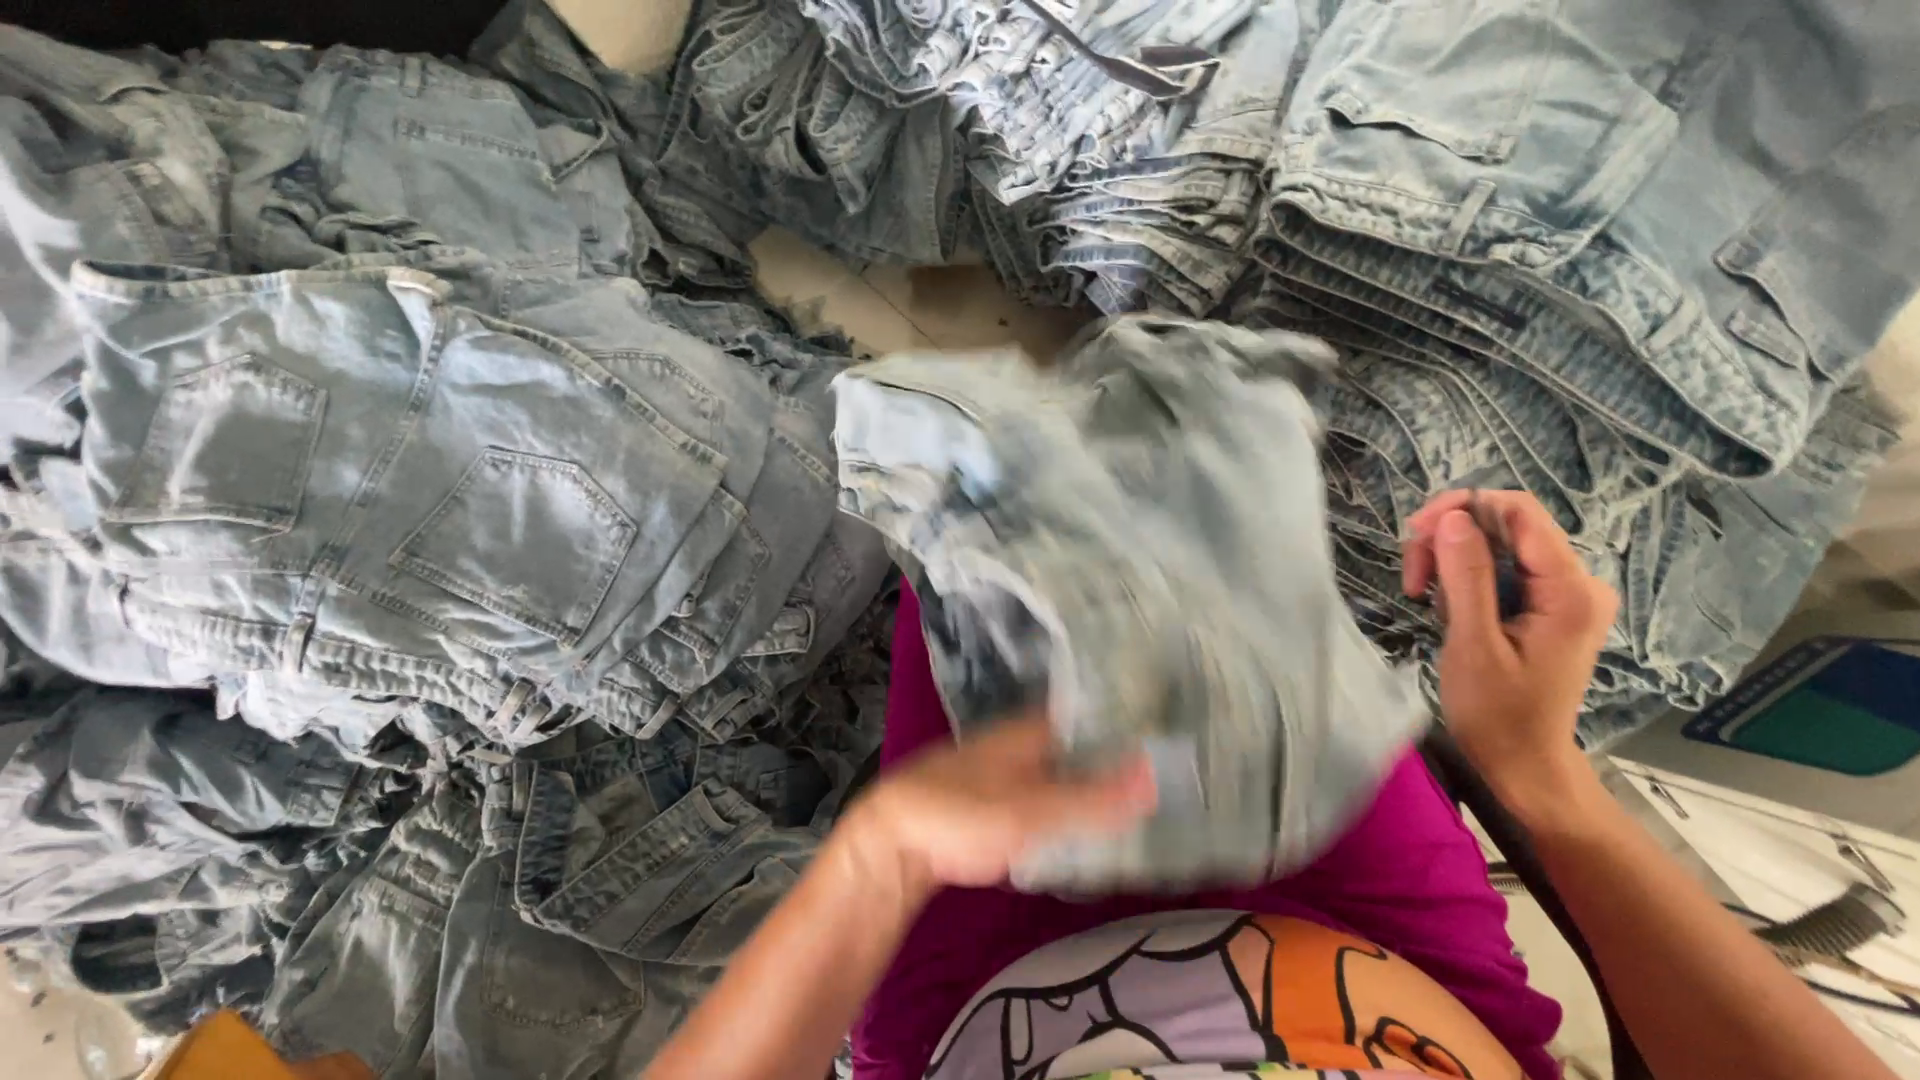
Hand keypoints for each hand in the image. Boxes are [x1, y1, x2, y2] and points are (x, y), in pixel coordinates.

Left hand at [842, 711, 1156, 895]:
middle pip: (1071, 740)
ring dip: (1084, 776)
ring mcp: (995, 769)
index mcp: (1026, 731)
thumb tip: (1156, 774)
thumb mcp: (1032, 812)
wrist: (888, 842)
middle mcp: (1013, 742)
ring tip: (1129, 793)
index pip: (1085, 713)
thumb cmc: (961, 816)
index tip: (1161, 731)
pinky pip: (1035, 791)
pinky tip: (1076, 818)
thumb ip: (1092, 798)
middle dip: (1107, 751)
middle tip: (1157, 768)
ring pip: (1053, 766)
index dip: (1121, 720)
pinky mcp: (982, 799)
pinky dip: (1060, 799)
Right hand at [1401, 490, 1616, 809]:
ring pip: (1496, 544)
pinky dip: (1463, 577)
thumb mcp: (1474, 644)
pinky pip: (1499, 568)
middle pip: (1504, 524)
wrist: (1521, 761)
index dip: (1463, 508)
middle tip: (1412, 579)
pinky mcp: (1545, 605)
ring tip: (1423, 596)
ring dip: (1450, 560)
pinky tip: (1446, 607)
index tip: (1416, 534)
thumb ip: (1467, 578)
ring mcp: (1562, 593)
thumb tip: (1452, 518)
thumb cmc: (1497, 711)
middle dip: (1449, 539)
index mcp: (1570, 590)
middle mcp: (1576, 582)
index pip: (1520, 512)